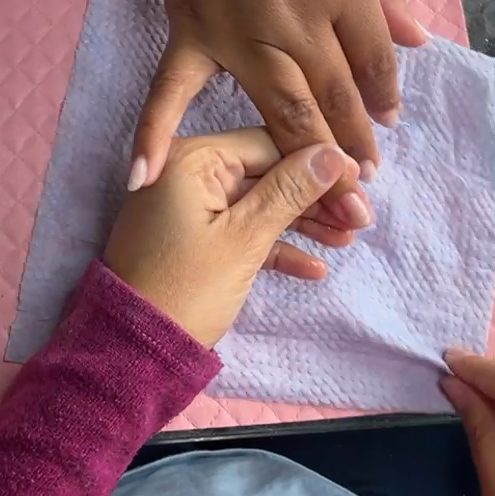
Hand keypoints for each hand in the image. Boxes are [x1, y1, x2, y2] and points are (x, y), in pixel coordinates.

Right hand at [44, 0, 427, 204]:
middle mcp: (295, 19)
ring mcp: (238, 35)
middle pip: (334, 98)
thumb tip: (419, 39)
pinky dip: (153, 133)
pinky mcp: (191, 37)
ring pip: (280, 109)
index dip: (386, 98)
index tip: (387, 124)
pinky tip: (144, 178)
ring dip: (306, 156)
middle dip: (355, 147)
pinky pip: (171, 92)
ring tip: (325, 197)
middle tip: (366, 190)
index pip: (374, 61)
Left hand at [103, 130, 361, 346]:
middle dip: (314, 199)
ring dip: (301, 224)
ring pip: (256, 205)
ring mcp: (188, 207)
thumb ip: (289, 192)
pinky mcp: (192, 239)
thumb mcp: (244, 239)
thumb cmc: (186, 288)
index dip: (317, 164)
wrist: (132, 350)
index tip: (362, 185)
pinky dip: (272, 247)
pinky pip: (239, 233)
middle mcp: (186, 173)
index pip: (268, 145)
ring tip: (347, 242)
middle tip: (361, 221)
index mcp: (192, 159)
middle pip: (265, 174)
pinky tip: (314, 267)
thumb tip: (334, 153)